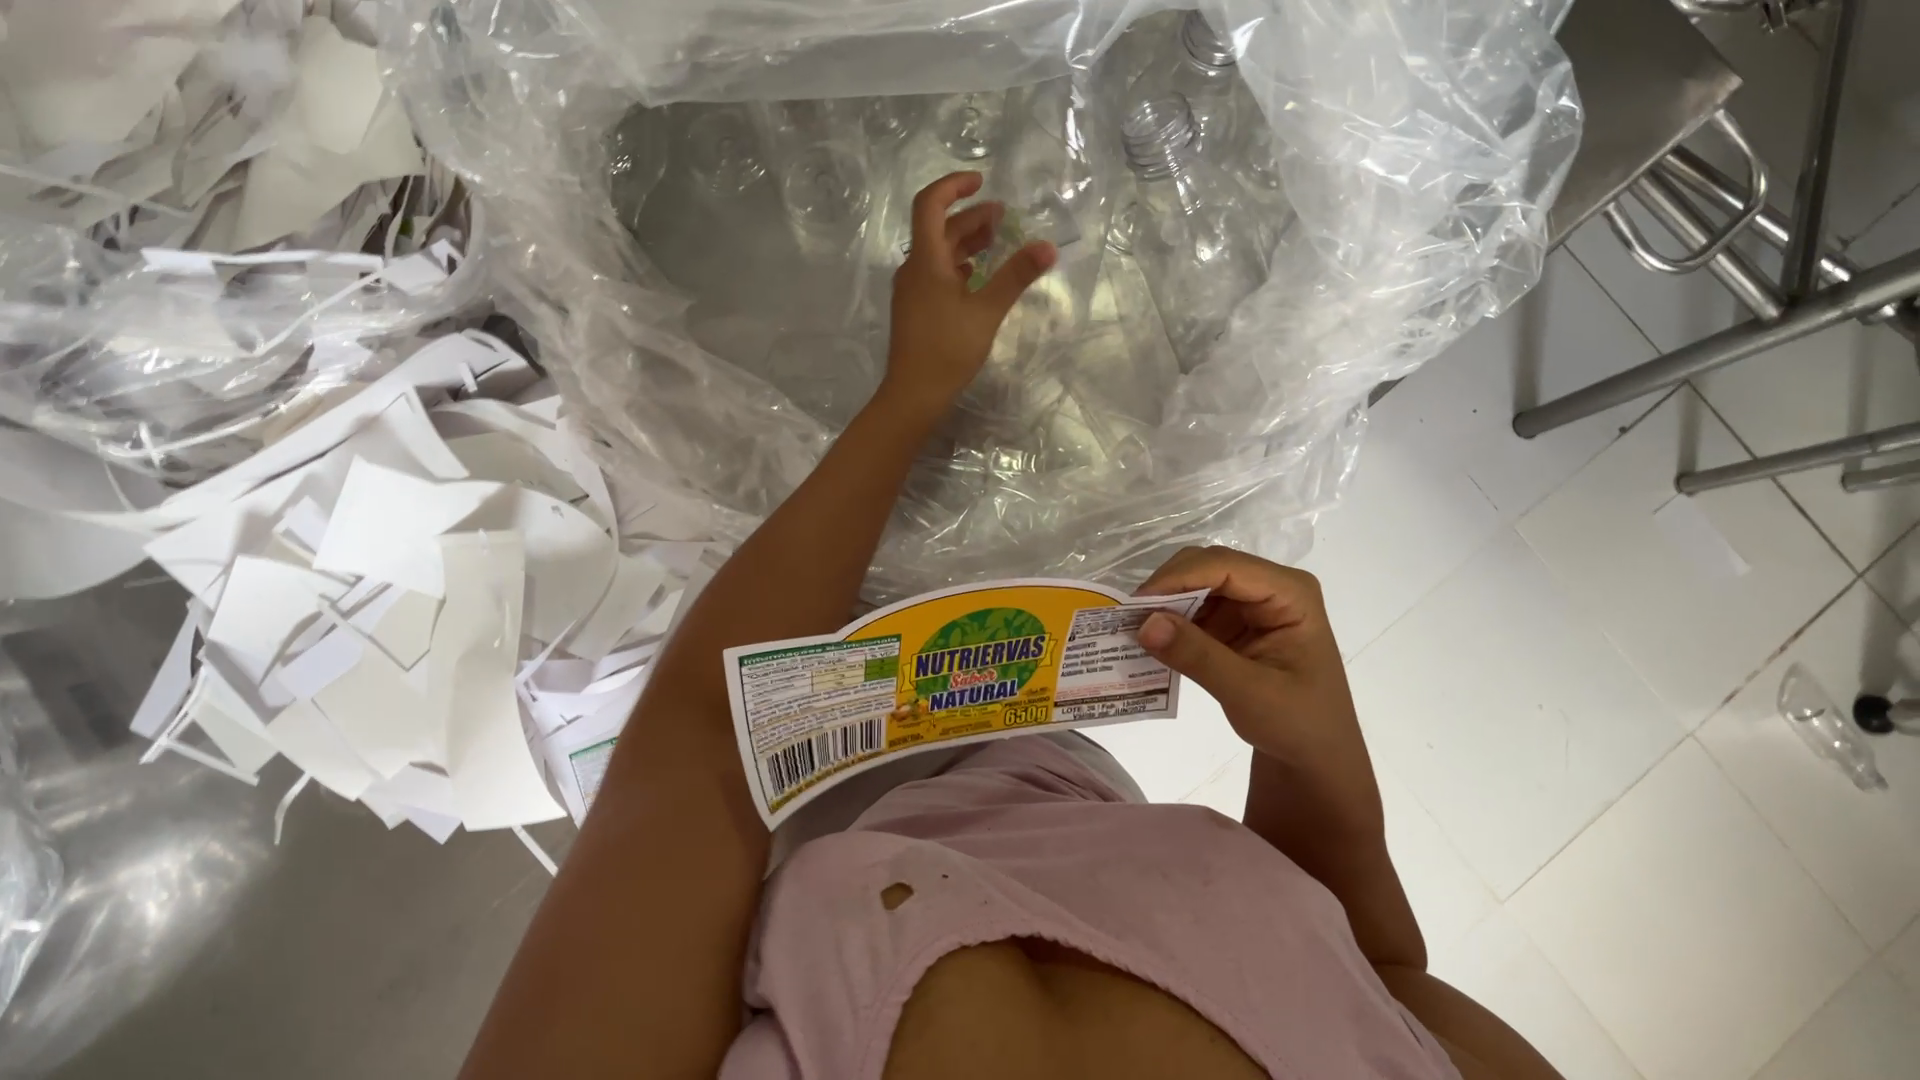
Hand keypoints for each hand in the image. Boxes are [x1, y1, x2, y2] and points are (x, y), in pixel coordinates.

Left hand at [878, 171, 1055, 418]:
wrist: (913, 394)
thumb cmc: (947, 349)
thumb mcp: (987, 311)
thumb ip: (1015, 276)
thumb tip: (1048, 247)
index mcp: (925, 260)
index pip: (930, 204)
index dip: (954, 186)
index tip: (982, 182)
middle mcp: (913, 269)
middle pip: (938, 228)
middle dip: (970, 216)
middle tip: (1003, 217)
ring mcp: (912, 290)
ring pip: (938, 253)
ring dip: (965, 241)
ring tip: (996, 241)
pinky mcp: (915, 309)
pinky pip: (936, 274)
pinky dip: (958, 265)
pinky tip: (977, 276)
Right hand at [1134, 546, 1360, 770]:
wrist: (1315, 757)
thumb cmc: (1298, 724)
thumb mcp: (1248, 692)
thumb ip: (1198, 656)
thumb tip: (1144, 624)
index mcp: (1290, 593)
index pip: (1225, 566)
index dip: (1177, 577)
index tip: (1136, 605)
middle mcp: (1271, 588)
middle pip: (1207, 568)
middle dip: (1167, 589)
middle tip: (1128, 619)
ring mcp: (1252, 605)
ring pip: (1195, 586)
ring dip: (1164, 605)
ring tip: (1131, 630)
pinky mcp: (1235, 624)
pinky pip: (1194, 610)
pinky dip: (1170, 623)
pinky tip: (1149, 641)